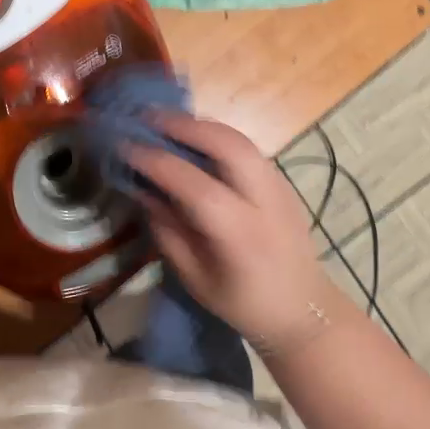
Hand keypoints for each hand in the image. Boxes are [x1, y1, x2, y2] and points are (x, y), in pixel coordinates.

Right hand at [125, 116, 347, 345]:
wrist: (304, 310)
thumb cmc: (243, 304)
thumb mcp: (195, 278)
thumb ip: (167, 230)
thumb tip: (142, 189)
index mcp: (240, 233)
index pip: (193, 184)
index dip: (156, 161)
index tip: (125, 146)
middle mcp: (264, 200)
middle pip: (227, 144)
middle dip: (184, 125)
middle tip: (146, 118)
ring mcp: (280, 186)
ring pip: (240, 139)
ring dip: (201, 126)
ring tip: (167, 123)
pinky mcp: (284, 182)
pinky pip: (247, 149)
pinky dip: (218, 137)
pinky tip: (195, 141)